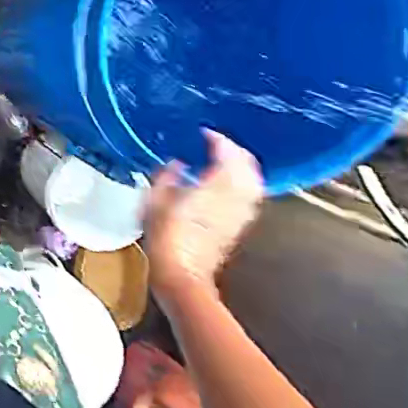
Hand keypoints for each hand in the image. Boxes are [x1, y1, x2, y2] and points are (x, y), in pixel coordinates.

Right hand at [144, 130, 264, 302]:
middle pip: (247, 165)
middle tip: (216, 142)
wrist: (183, 275)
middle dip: (234, 150)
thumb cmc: (165, 238)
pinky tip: (229, 183)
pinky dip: (243, 182)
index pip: (227, 154)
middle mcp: (235, 197)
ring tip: (225, 158)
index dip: (217, 139)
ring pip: (253, 180)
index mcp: (214, 187)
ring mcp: (241, 212)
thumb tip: (176, 163)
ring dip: (242, 165)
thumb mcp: (154, 201)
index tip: (204, 132)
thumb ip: (167, 176)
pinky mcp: (240, 224)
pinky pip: (250, 195)